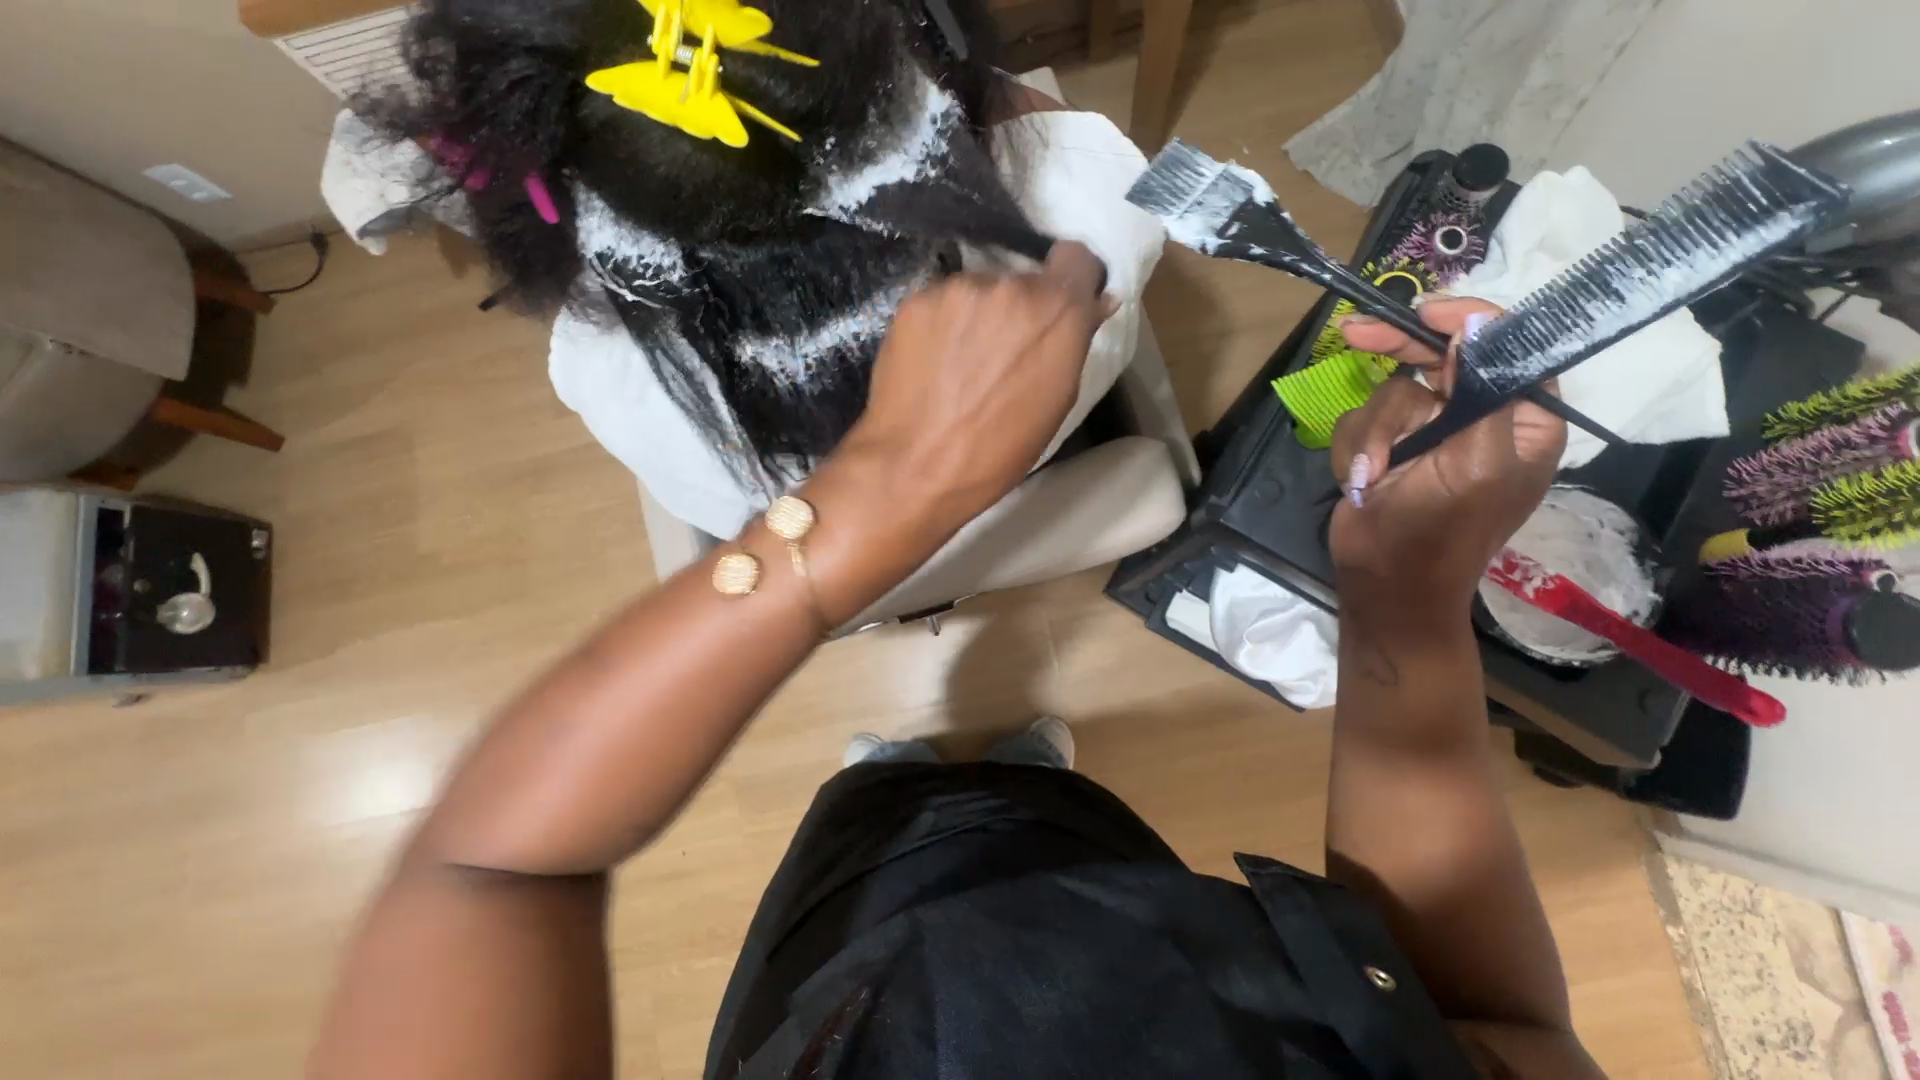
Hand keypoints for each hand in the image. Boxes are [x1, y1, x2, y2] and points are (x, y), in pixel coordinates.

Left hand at [836, 241, 1107, 530]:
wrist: (913, 467)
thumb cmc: (996, 452)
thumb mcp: (1055, 404)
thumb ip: (1073, 345)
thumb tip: (1095, 306)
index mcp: (1057, 312)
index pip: (1077, 259)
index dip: (1071, 281)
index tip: (1061, 306)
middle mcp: (1011, 285)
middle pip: (1023, 281)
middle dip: (1018, 310)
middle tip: (1000, 356)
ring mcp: (959, 288)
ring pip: (979, 291)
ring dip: (976, 316)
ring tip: (960, 366)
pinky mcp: (917, 299)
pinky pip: (941, 302)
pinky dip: (941, 325)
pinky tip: (931, 363)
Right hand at [1330, 298, 1564, 620]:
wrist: (1384, 586)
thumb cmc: (1438, 534)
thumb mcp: (1473, 463)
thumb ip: (1483, 391)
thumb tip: (1477, 325)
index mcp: (1522, 421)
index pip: (1506, 348)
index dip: (1466, 323)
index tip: (1424, 312)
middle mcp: (1478, 419)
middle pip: (1439, 357)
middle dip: (1397, 356)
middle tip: (1355, 331)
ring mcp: (1429, 433)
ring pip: (1390, 392)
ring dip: (1372, 434)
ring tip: (1373, 476)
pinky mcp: (1389, 447)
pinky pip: (1362, 420)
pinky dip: (1355, 450)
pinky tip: (1362, 483)